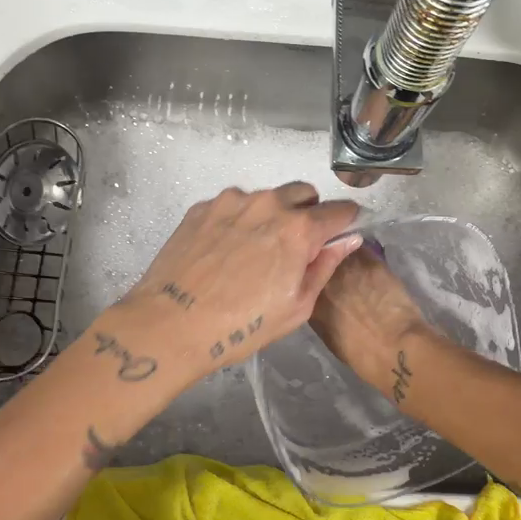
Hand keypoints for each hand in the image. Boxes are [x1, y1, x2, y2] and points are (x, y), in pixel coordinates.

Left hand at [96, 183, 361, 385]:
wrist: (171, 324)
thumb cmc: (241, 326)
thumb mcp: (297, 306)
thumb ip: (325, 266)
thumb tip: (348, 239)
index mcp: (299, 229)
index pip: (339, 211)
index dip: (346, 222)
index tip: (342, 232)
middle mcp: (268, 204)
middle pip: (303, 193)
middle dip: (308, 211)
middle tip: (295, 245)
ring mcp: (232, 201)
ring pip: (266, 197)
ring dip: (270, 215)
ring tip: (253, 251)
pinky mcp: (203, 207)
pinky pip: (233, 205)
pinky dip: (239, 220)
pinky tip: (225, 251)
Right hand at [309, 244, 435, 397]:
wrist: (394, 347)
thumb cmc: (362, 353)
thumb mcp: (329, 336)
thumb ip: (322, 313)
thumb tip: (326, 302)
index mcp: (311, 301)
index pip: (308, 279)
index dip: (315, 277)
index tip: (322, 278)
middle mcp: (324, 278)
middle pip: (321, 260)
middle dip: (327, 261)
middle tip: (338, 268)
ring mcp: (346, 266)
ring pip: (341, 250)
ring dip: (344, 254)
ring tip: (353, 263)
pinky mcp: (370, 260)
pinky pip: (362, 250)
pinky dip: (363, 254)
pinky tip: (369, 263)